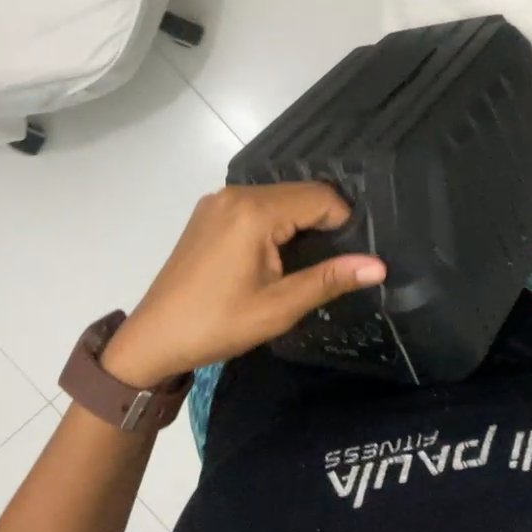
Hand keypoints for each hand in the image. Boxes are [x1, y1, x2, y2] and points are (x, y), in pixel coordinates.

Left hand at [99, 183, 385, 387]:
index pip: (320, 198)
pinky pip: (256, 204)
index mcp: (254, 212)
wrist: (153, 338)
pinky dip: (274, 221)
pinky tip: (274, 255)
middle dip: (322, 222)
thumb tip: (378, 265)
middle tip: (331, 263)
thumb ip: (329, 279)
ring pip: (278, 197)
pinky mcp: (208, 212)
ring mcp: (218, 200)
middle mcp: (236, 194)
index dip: (343, 223)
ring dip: (298, 221)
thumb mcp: (278, 307)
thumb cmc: (217, 324)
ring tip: (304, 262)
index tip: (348, 258)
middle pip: (299, 193)